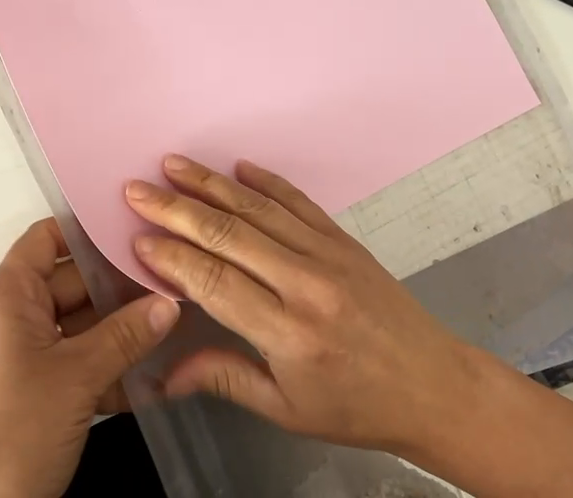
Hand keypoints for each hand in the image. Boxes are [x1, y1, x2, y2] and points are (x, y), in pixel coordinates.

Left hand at [0, 218, 180, 497]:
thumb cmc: (17, 430)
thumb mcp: (77, 378)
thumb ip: (125, 336)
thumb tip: (168, 303)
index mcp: (8, 297)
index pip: (44, 238)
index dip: (84, 229)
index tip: (131, 227)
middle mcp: (13, 317)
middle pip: (70, 280)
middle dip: (117, 284)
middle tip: (169, 279)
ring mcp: (24, 354)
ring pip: (78, 323)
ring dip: (119, 328)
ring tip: (172, 319)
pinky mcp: (36, 388)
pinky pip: (76, 360)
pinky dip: (108, 363)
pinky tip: (154, 370)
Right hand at [124, 156, 485, 457]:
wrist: (436, 387)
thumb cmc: (357, 406)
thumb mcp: (287, 409)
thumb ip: (224, 378)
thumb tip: (164, 373)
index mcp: (289, 333)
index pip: (215, 283)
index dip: (172, 258)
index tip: (137, 238)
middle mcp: (305, 285)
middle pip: (228, 235)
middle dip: (175, 209)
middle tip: (136, 190)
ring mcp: (327, 255)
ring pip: (258, 209)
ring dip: (210, 184)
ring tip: (173, 164)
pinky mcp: (344, 240)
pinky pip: (298, 201)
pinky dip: (265, 181)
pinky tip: (236, 167)